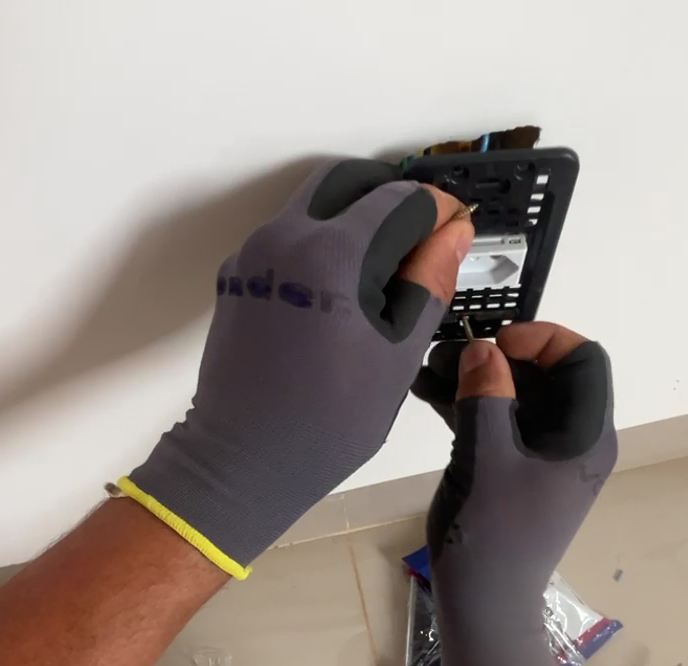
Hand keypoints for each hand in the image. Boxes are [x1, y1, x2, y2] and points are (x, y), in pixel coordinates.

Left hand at [121, 159, 472, 577]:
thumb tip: (453, 232)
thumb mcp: (396, 358)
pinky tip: (336, 293)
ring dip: (350, 219)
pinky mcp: (233, 279)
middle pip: (345, 181)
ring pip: (309, 206)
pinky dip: (316, 244)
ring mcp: (251, 256)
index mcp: (330, 253)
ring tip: (380, 273)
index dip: (436, 209)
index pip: (398, 199)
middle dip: (389, 197)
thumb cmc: (330, 421)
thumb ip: (428, 284)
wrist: (243, 461)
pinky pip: (283, 239)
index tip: (454, 230)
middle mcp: (283, 236)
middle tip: (418, 240)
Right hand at [410, 323, 615, 665]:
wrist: (482, 602)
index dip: (542, 339)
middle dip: (494, 359)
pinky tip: (427, 394)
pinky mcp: (513, 470)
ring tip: (425, 372)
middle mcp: (570, 440)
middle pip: (543, 375)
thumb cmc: (492, 535)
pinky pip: (497, 423)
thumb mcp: (487, 460)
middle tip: (443, 355)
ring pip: (515, 397)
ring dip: (473, 380)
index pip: (583, 360)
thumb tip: (481, 349)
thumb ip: (485, 397)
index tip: (494, 343)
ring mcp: (539, 456)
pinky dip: (467, 407)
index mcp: (585, 436)